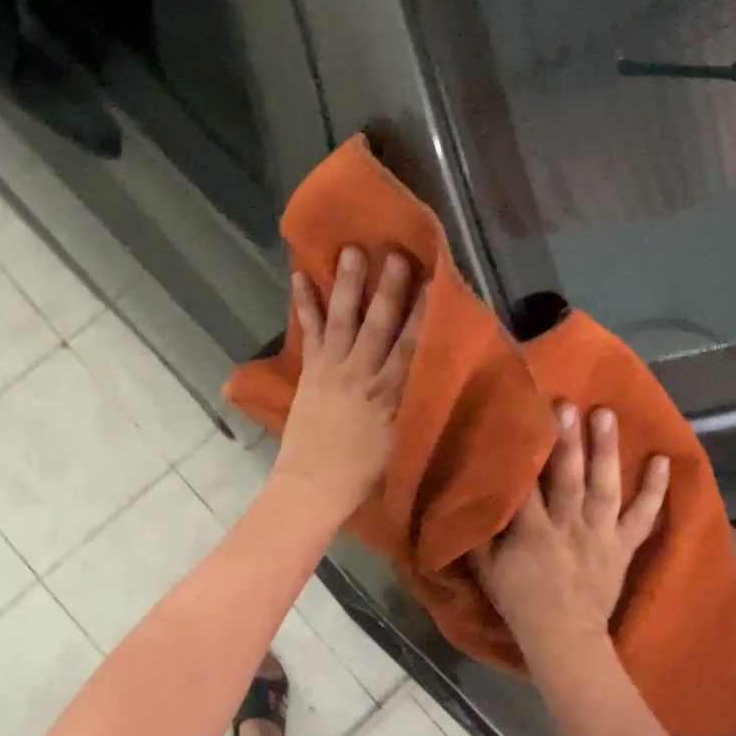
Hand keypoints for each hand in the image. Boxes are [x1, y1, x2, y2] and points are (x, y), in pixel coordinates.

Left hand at [270, 247, 424, 522]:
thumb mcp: (401, 441)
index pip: (412, 346)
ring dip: (347, 284)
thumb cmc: (363, 473)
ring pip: (343, 318)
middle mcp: (363, 373)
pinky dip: (303, 304)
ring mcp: (333, 369)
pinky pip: (308, 331)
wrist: (314, 486)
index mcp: (391, 394)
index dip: (425, 313)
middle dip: (390, 288)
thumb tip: (430, 373)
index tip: (436, 284)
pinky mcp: (310, 372)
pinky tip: (299, 276)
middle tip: (397, 253)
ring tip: (351, 250)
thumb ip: (413, 404)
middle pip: (380, 324)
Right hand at [469, 402, 670, 662]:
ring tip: (606, 415)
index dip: (523, 453)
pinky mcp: (623, 546)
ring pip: (604, 488)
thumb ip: (478, 533)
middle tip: (566, 404)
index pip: (526, 486)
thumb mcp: (486, 570)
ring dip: (606, 451)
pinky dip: (655, 491)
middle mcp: (568, 527)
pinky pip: (643, 517)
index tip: (520, 419)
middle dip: (567, 441)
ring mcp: (601, 535)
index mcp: (532, 533)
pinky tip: (662, 460)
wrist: (565, 639)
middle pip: (567, 479)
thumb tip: (466, 497)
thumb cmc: (520, 602)